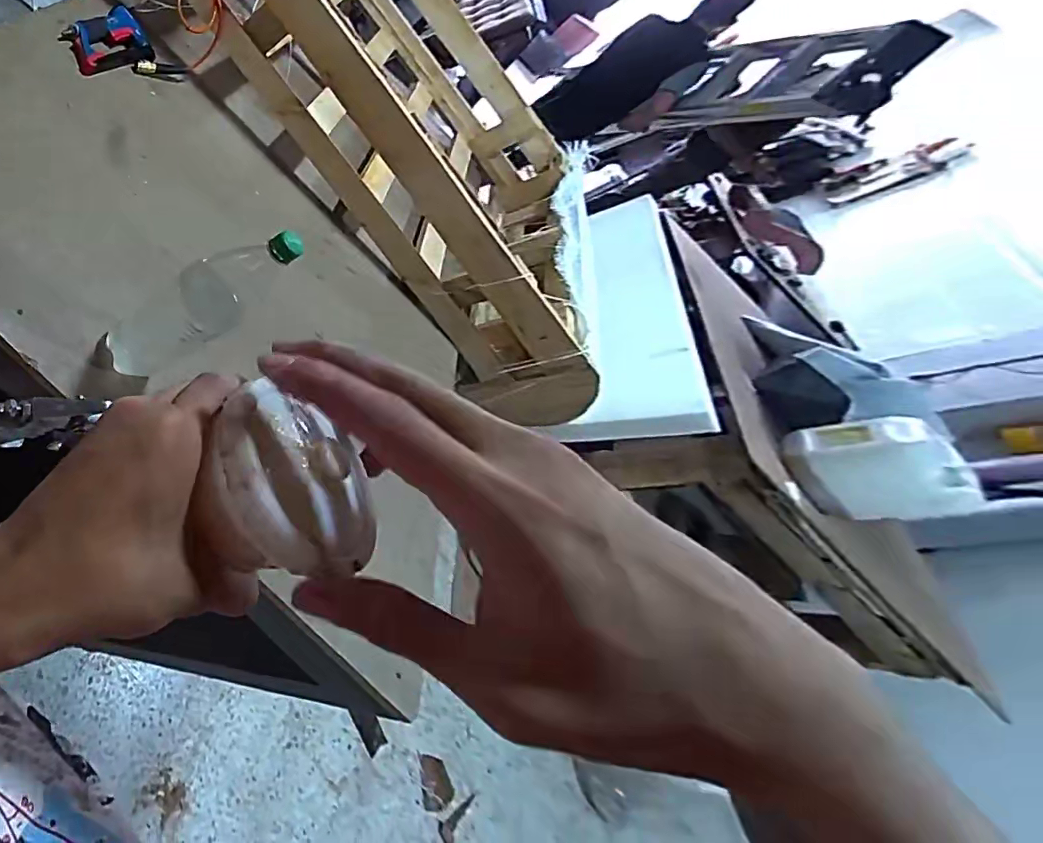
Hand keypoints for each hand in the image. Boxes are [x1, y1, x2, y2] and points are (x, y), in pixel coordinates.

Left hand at [0, 375, 257, 644]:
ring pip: (164, 413)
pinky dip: (158, 446)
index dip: (251, 407)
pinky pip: (138, 429)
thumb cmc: (115, 573)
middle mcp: (141, 412)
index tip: (271, 439)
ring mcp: (109, 423)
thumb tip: (249, 589)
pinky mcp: (89, 441)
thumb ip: (228, 581)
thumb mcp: (186, 585)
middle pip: (195, 398)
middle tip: (247, 467)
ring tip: (210, 483)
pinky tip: (168, 490)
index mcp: (173, 430)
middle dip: (222, 425)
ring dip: (188, 437)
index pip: (223, 387)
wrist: (27, 576)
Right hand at [257, 342, 996, 840]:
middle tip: (284, 354)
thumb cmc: (627, 691)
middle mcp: (518, 459)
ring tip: (322, 394)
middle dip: (340, 362)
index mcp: (497, 504)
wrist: (770, 691)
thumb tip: (310, 589)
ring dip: (374, 386)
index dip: (325, 387)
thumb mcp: (501, 681)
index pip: (390, 422)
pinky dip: (412, 416)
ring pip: (439, 399)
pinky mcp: (561, 469)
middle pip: (411, 387)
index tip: (276, 366)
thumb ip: (398, 625)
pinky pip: (466, 422)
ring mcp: (546, 458)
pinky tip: (395, 454)